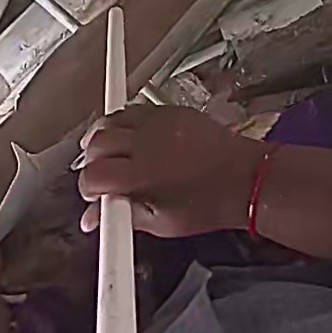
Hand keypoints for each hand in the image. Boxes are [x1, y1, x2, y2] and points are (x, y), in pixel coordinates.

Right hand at [76, 104, 268, 236]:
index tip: (94, 194)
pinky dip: (126, 122)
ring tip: (109, 152)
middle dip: (92, 159)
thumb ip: (123, 215)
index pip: (94, 173)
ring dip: (104, 135)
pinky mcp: (172, 109)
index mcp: (143, 173)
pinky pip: (136, 109)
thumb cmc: (207, 205)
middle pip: (98, 141)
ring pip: (113, 118)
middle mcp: (147, 140)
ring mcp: (160, 120)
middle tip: (100, 173)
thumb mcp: (162, 223)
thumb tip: (93, 218)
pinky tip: (131, 138)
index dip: (88, 187)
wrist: (244, 177)